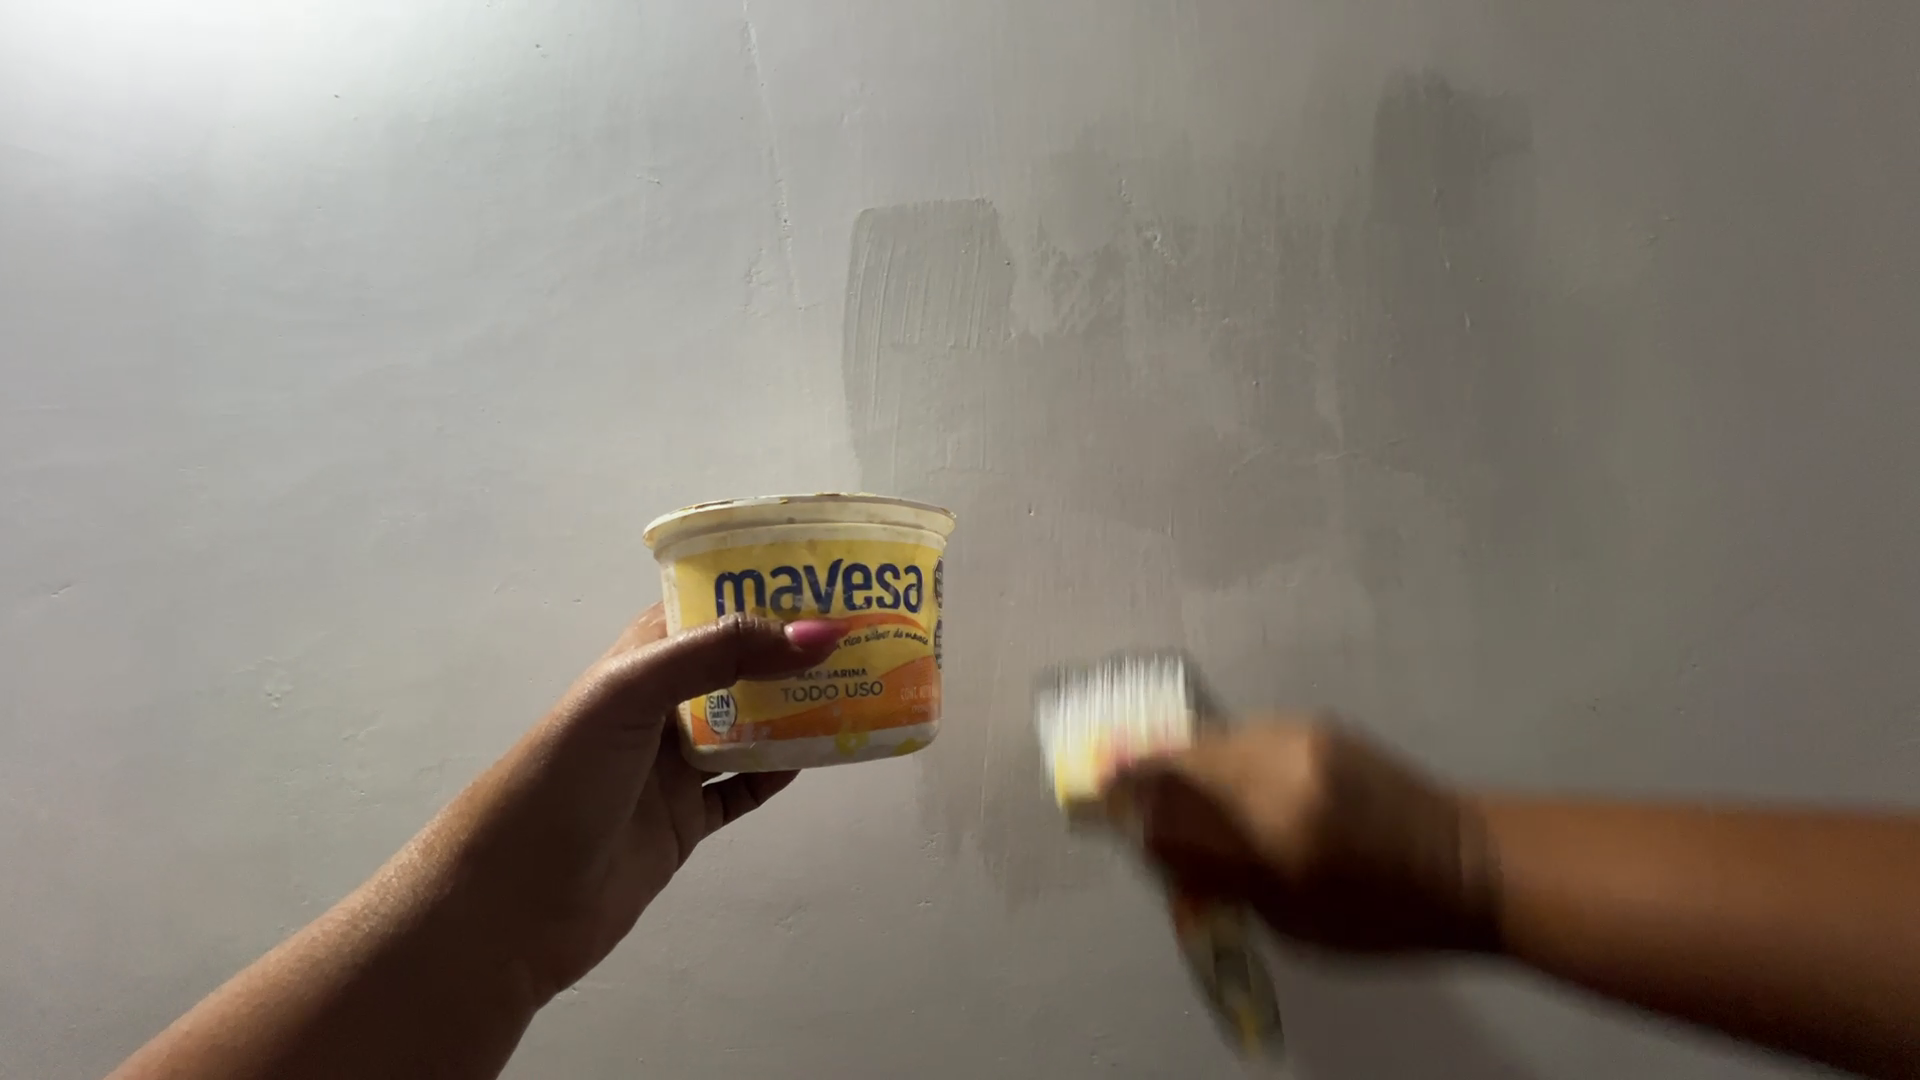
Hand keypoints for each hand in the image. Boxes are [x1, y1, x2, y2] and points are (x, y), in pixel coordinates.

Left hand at [413, 605, 843, 1000]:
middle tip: (859, 635)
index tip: (827, 581)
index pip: (711, 606)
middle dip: (793, 650)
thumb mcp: (633, 691)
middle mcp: (663, 703)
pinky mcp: (688, 817)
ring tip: (857, 688)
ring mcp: (676, 763)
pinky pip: (748, 785)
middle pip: (740, 665)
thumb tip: (819, 632)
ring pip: (752, 724)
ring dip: (798, 709)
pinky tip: (822, 755)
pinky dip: (784, 770)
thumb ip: (722, 653)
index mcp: (642, 660)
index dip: (764, 589)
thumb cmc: (562, 778)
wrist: (508, 910)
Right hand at [1107, 717, 1496, 953]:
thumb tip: (1149, 838)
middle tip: (1126, 782)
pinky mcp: (1312, 723)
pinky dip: (1222, 758)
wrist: (1468, 860)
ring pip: (1210, 740)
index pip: (1176, 804)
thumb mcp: (1290, 919)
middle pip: (1182, 755)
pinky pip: (1241, 736)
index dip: (1129, 793)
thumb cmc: (1380, 913)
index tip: (1097, 789)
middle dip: (1146, 768)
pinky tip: (1234, 782)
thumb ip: (1213, 874)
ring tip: (1183, 790)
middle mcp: (1281, 768)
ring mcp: (1297, 737)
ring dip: (1186, 763)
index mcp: (1278, 831)